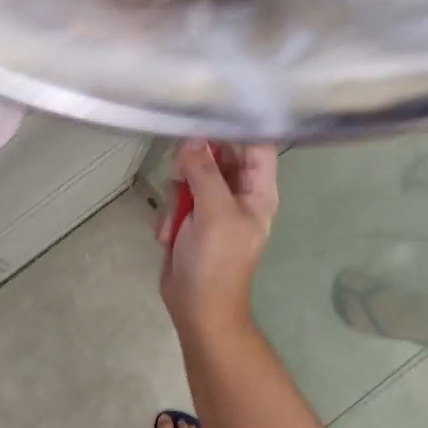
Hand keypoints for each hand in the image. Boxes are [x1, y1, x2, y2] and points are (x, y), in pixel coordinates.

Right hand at [156, 140, 280, 338]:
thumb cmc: (216, 264)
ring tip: (176, 220)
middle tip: (180, 172)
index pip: (256, 143)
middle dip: (195, 162)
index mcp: (258, 190)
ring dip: (177, 194)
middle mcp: (238, 194)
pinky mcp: (191, 221)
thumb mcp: (214, 213)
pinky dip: (169, 215)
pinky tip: (169, 236)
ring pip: (191, 175)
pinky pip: (177, 199)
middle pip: (219, 154)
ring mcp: (213, 207)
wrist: (198, 310)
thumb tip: (191, 140)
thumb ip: (204, 172)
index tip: (205, 117)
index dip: (236, 127)